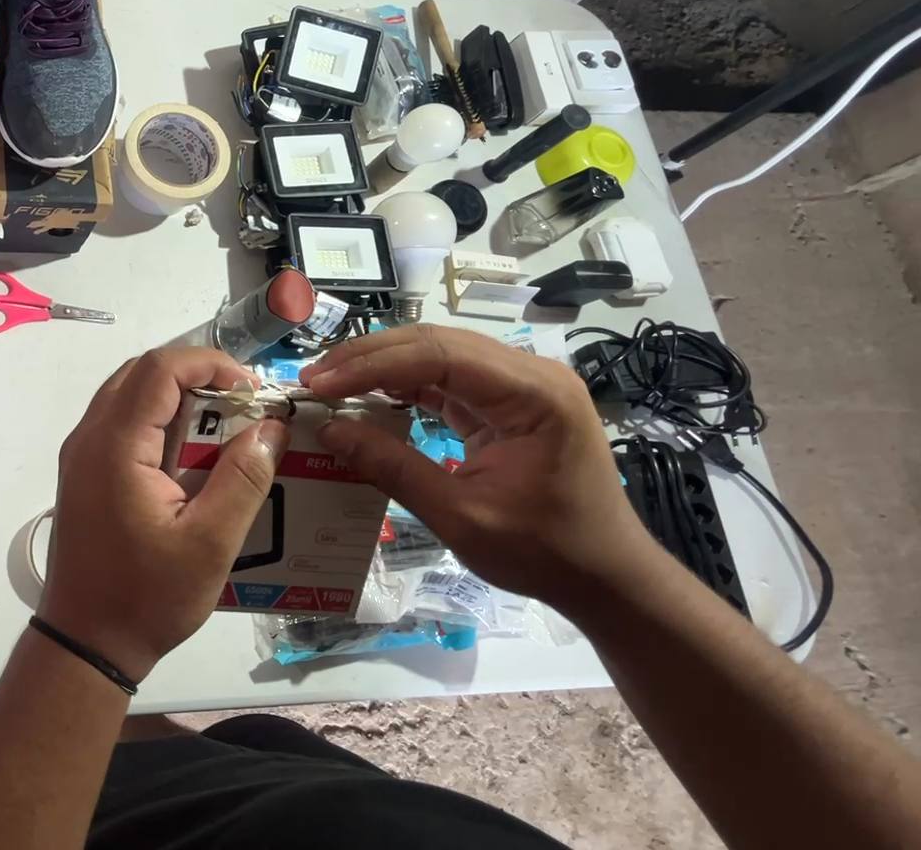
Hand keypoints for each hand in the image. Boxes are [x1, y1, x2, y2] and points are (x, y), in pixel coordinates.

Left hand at [39, 348, 287, 682]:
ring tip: (224, 428)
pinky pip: (120, 424)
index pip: (158, 369)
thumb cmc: (146, 596)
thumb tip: (271, 426)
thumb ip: (242, 479)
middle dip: (194, 377)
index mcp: (114, 445)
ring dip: (175, 398)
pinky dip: (157, 422)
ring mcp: (80, 454)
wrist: (85, 639)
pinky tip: (191, 456)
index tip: (251, 389)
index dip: (208, 363)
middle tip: (242, 405)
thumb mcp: (210, 543)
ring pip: (127, 396)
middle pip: (140, 374)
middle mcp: (89, 437)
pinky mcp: (83, 473)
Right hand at [299, 325, 658, 611]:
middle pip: (434, 342)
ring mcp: (521, 385)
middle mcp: (531, 375)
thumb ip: (391, 467)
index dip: (371, 365)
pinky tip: (367, 394)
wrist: (607, 578)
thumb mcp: (459, 516)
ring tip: (330, 383)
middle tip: (314, 380)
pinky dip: (402, 383)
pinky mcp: (508, 401)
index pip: (437, 355)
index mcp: (534, 395)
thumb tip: (328, 431)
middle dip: (368, 357)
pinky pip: (446, 377)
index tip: (319, 385)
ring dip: (380, 366)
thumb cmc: (544, 553)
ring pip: (436, 353)